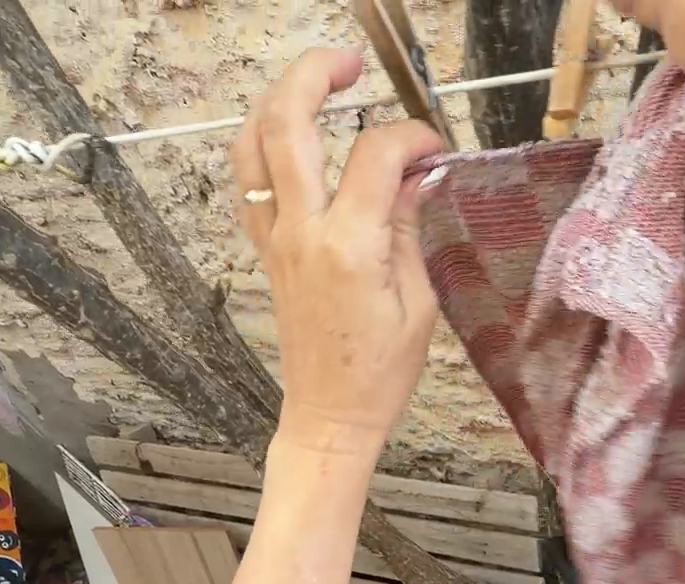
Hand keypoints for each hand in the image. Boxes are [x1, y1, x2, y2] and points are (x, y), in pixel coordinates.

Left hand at [231, 48, 445, 461]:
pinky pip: (249, 184)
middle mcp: (302, 233)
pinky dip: (264, 149)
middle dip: (315, 74)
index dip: (411, 137)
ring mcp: (276, 241)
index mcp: (349, 247)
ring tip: (313, 92)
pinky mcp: (267, 254)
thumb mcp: (417, 307)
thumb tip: (414, 181)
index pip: (376, 155)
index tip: (435, 150)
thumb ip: (408, 232)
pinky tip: (293, 148)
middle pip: (286, 122)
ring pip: (250, 145)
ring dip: (276, 102)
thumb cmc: (380, 376)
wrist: (331, 417)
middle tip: (350, 64)